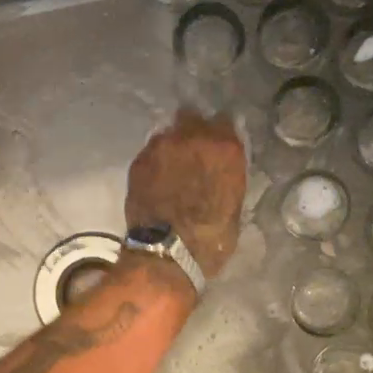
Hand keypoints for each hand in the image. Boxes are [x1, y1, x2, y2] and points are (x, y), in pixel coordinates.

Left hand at [125, 110, 245, 279]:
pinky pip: (150, 151)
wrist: (167, 254)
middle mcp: (193, 136)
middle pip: (192, 118)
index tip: (218, 147)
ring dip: (172, 145)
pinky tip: (156, 178)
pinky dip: (155, 161)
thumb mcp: (233, 206)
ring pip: (168, 133)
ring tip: (171, 165)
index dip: (220, 135)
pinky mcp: (139, 160)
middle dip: (193, 132)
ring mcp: (162, 145)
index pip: (226, 123)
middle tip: (193, 152)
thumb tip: (220, 172)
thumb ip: (227, 177)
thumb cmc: (211, 239)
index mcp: (225, 148)